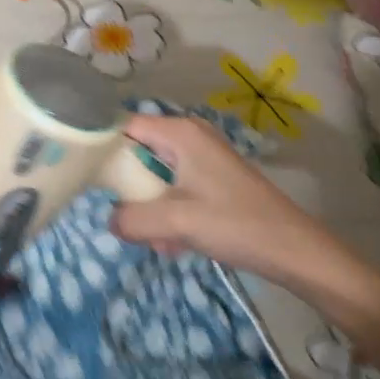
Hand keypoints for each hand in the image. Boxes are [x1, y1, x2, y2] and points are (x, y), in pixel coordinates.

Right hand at [110, 115, 358, 289]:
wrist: (299, 253)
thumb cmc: (238, 225)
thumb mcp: (177, 222)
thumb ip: (133, 219)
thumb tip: (110, 222)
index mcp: (179, 132)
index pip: (121, 125)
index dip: (98, 145)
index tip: (79, 171)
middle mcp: (188, 136)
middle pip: (135, 150)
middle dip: (124, 185)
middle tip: (117, 213)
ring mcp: (202, 157)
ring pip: (154, 173)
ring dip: (147, 205)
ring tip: (152, 238)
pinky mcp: (212, 178)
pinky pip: (172, 187)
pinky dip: (166, 211)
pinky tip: (172, 243)